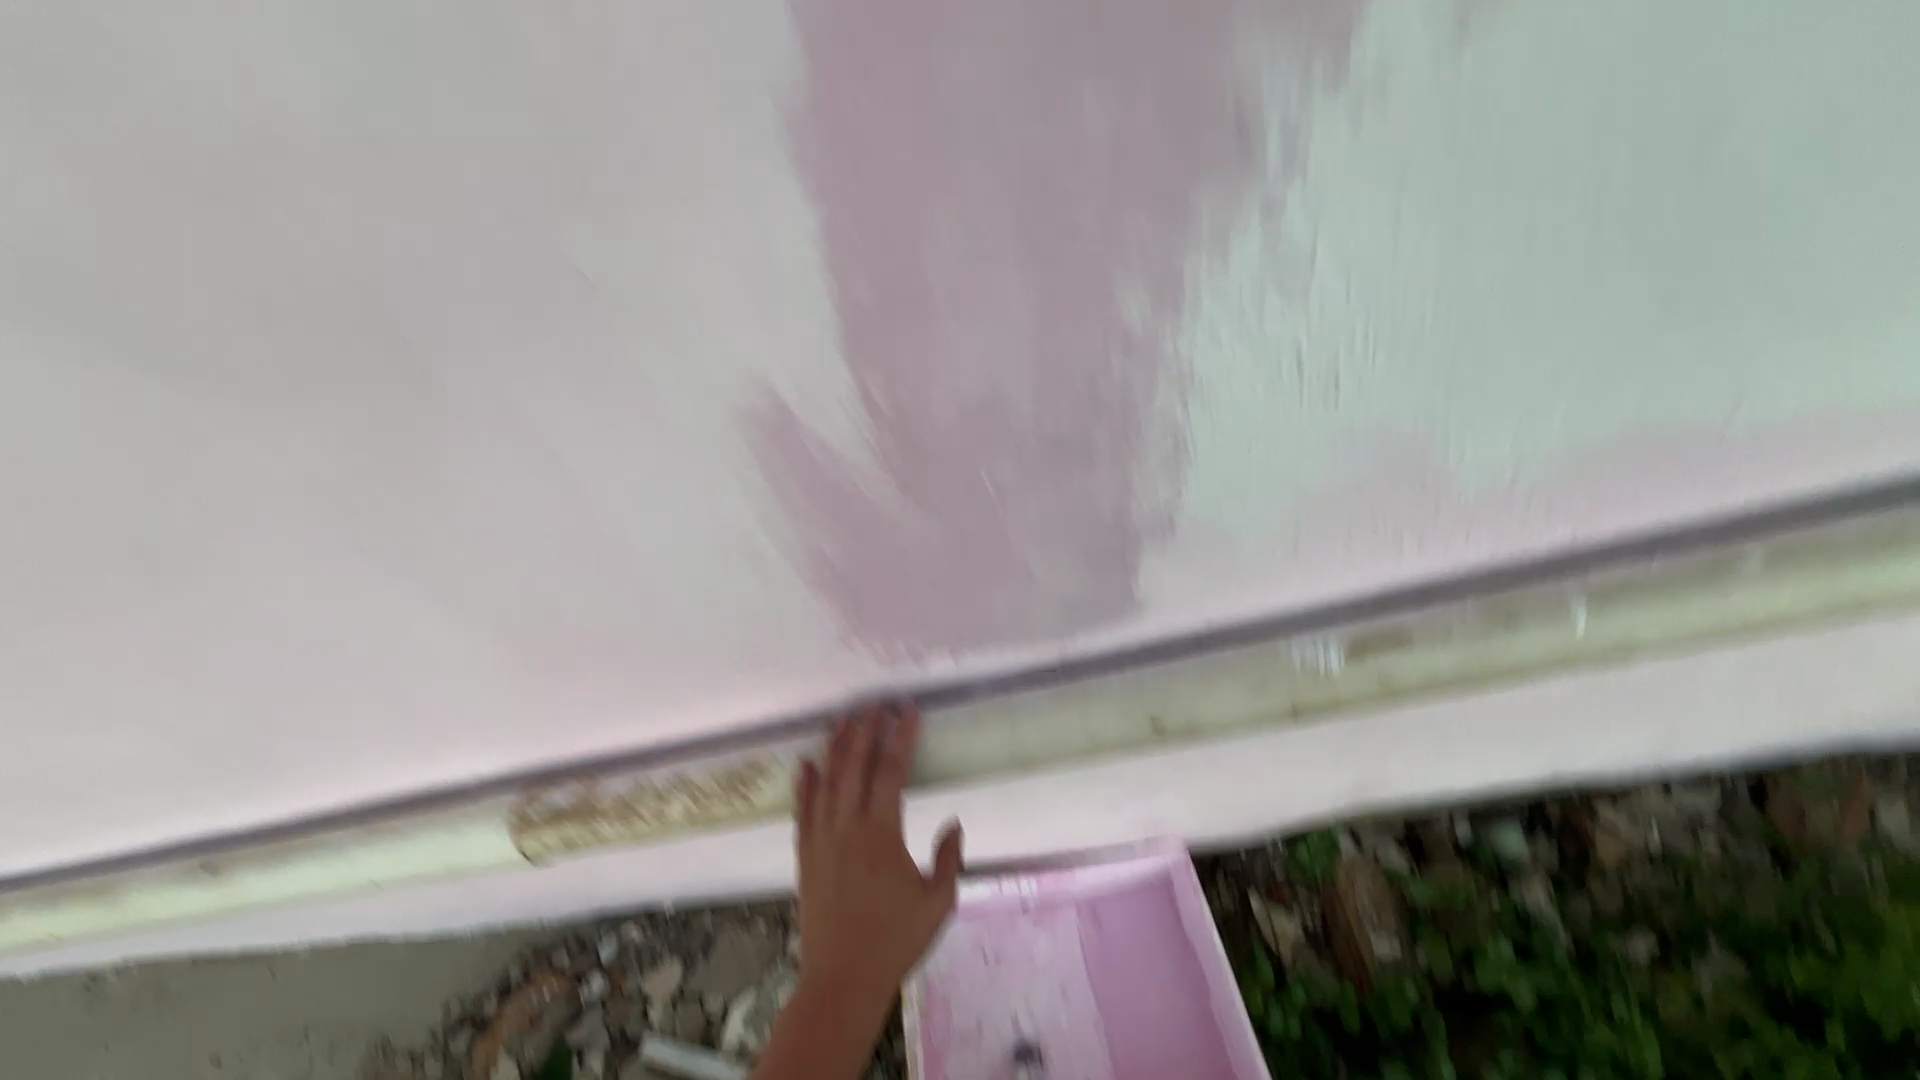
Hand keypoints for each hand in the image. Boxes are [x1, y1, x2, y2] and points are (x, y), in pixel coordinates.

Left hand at [793, 701, 963, 1009]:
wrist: (843, 978)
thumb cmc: (896, 941)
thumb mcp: (938, 902)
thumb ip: (948, 859)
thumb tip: (954, 823)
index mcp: (881, 833)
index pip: (892, 772)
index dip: (901, 737)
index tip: (908, 711)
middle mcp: (847, 827)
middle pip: (855, 767)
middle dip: (866, 731)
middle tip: (875, 704)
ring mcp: (821, 840)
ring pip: (826, 782)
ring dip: (836, 748)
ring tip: (844, 720)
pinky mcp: (805, 856)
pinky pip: (803, 811)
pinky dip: (805, 785)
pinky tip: (806, 764)